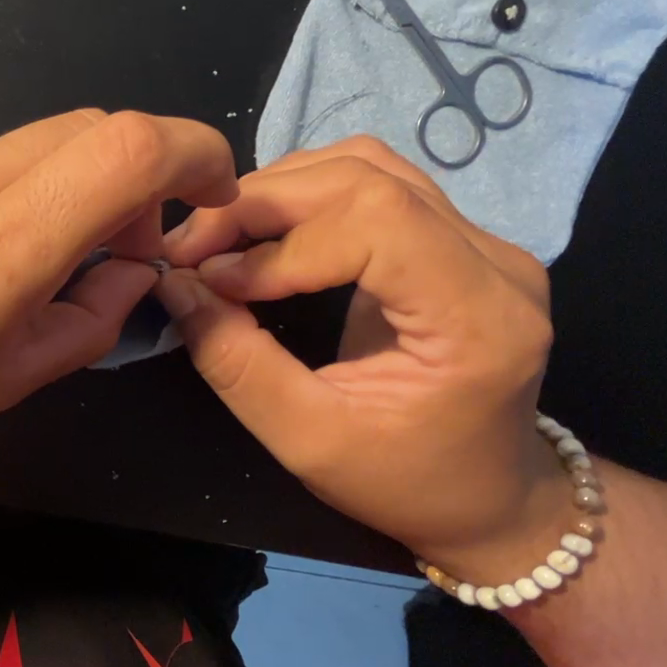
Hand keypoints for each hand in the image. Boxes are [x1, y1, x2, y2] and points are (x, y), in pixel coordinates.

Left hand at [0, 109, 235, 469]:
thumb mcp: (7, 381)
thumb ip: (93, 318)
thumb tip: (134, 268)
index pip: (127, 146)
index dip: (194, 154)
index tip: (209, 195)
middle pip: (91, 126)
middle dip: (139, 175)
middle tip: (124, 250)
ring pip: (41, 140)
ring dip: (77, 185)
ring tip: (53, 260)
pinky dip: (22, 191)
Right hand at [157, 136, 570, 574]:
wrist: (486, 499)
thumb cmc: (402, 483)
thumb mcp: (305, 440)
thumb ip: (236, 362)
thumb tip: (174, 287)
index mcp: (477, 318)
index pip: (376, 224)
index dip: (279, 244)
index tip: (211, 283)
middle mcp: (491, 260)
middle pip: (364, 179)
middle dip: (259, 203)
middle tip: (190, 247)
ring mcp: (478, 241)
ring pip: (363, 167)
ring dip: (275, 192)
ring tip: (217, 238)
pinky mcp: (450, 239)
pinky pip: (368, 185)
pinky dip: (298, 197)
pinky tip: (259, 234)